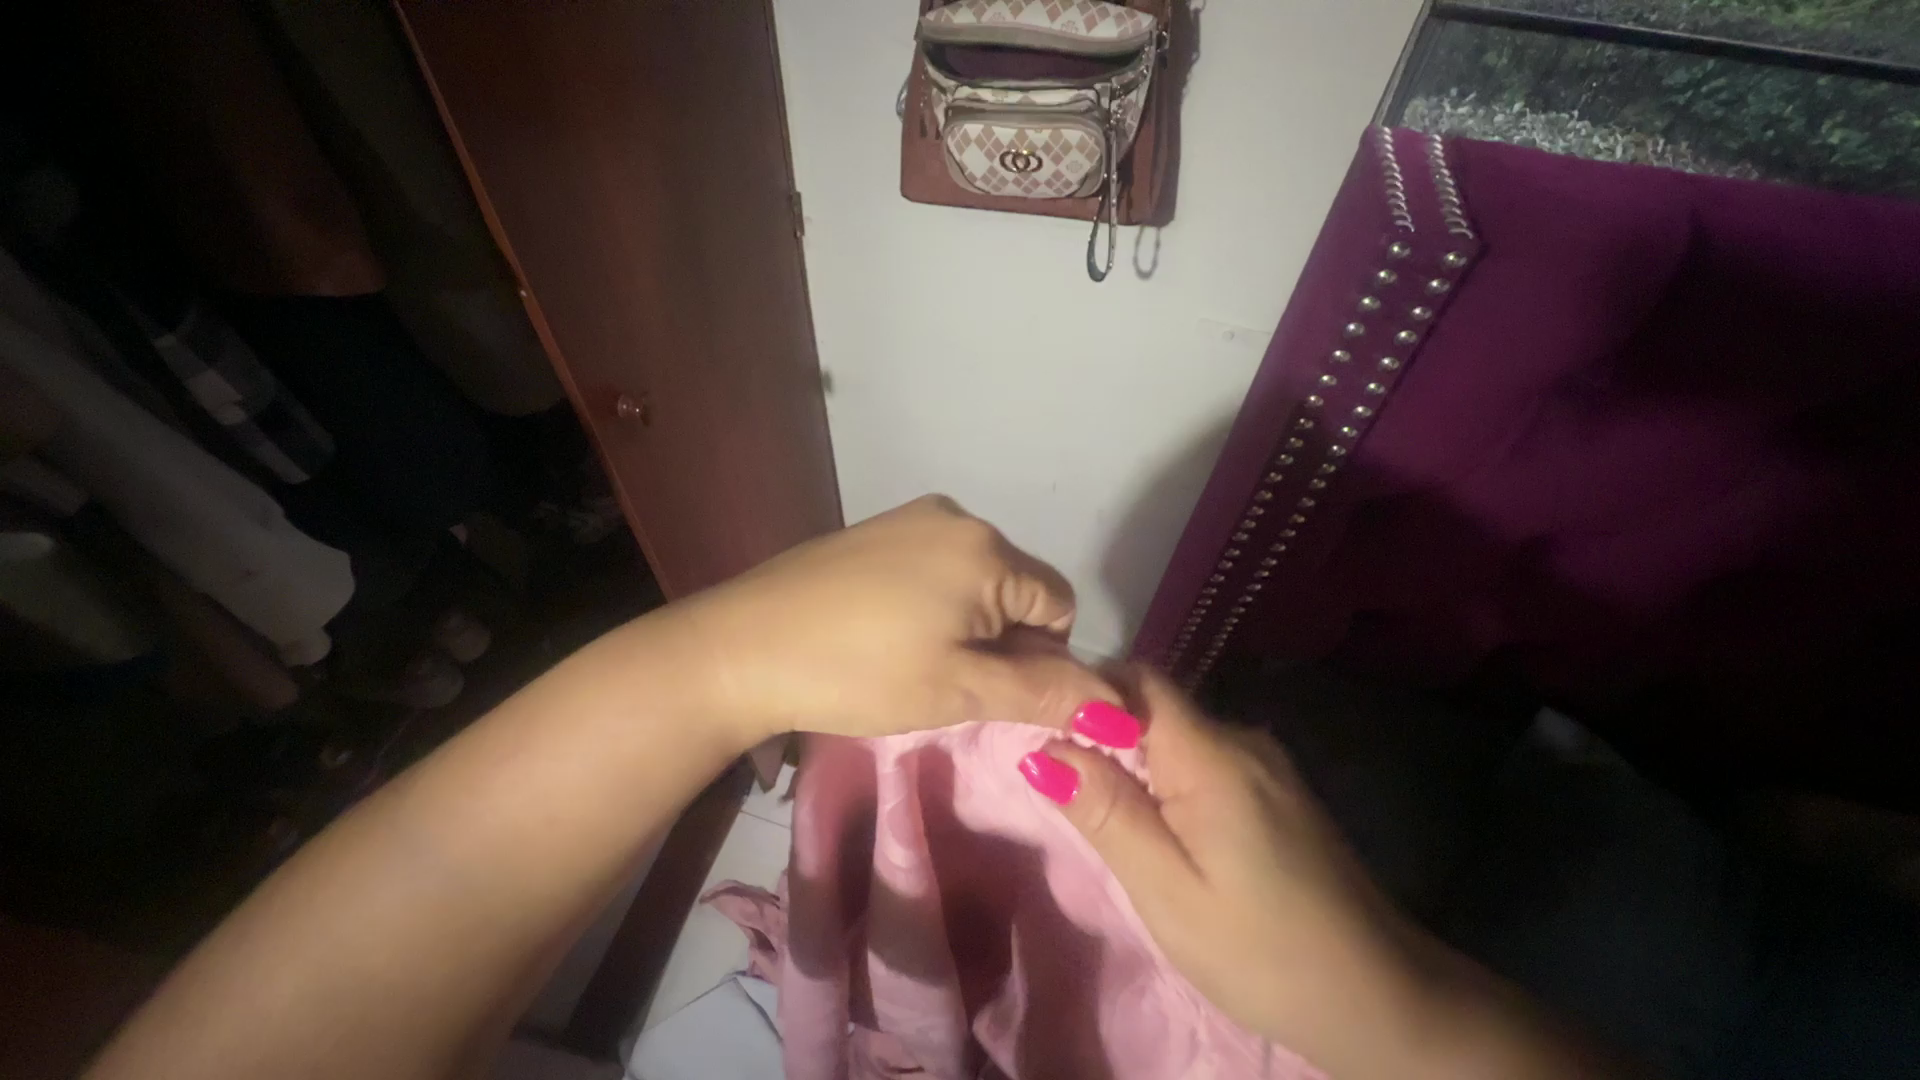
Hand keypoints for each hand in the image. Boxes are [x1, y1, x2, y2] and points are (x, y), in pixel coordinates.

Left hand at [674, 495, 1117, 745]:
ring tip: (909, 661)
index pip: (1061, 605)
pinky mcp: (871, 531)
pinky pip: (931, 570)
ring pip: (973, 582)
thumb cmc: (861, 672)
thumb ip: (1047, 693)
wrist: (740, 648)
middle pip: (1017, 590)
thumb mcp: (962, 690)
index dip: (1041, 658)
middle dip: (1001, 640)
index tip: (987, 690)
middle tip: (944, 681)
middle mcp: (956, 516)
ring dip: (965, 626)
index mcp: (987, 547)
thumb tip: (1122, 710)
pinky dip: (928, 606)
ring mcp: (907, 518)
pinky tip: (883, 635)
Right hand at [1031, 669, 1427, 1070]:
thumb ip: (1107, 812)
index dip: (1085, 693)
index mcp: (1212, 755)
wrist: (1383, 1000)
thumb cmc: (1263, 953)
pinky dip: (1165, 775)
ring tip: (1101, 809)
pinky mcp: (1274, 788)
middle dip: (1101, 728)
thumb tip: (1044, 748)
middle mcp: (1241, 739)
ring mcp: (1264, 762)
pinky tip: (1157, 824)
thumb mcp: (1168, 892)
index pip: (1137, 680)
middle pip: (1154, 701)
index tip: (1043, 730)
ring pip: (1175, 731)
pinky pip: (1202, 757)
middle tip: (1062, 784)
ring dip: (1132, 755)